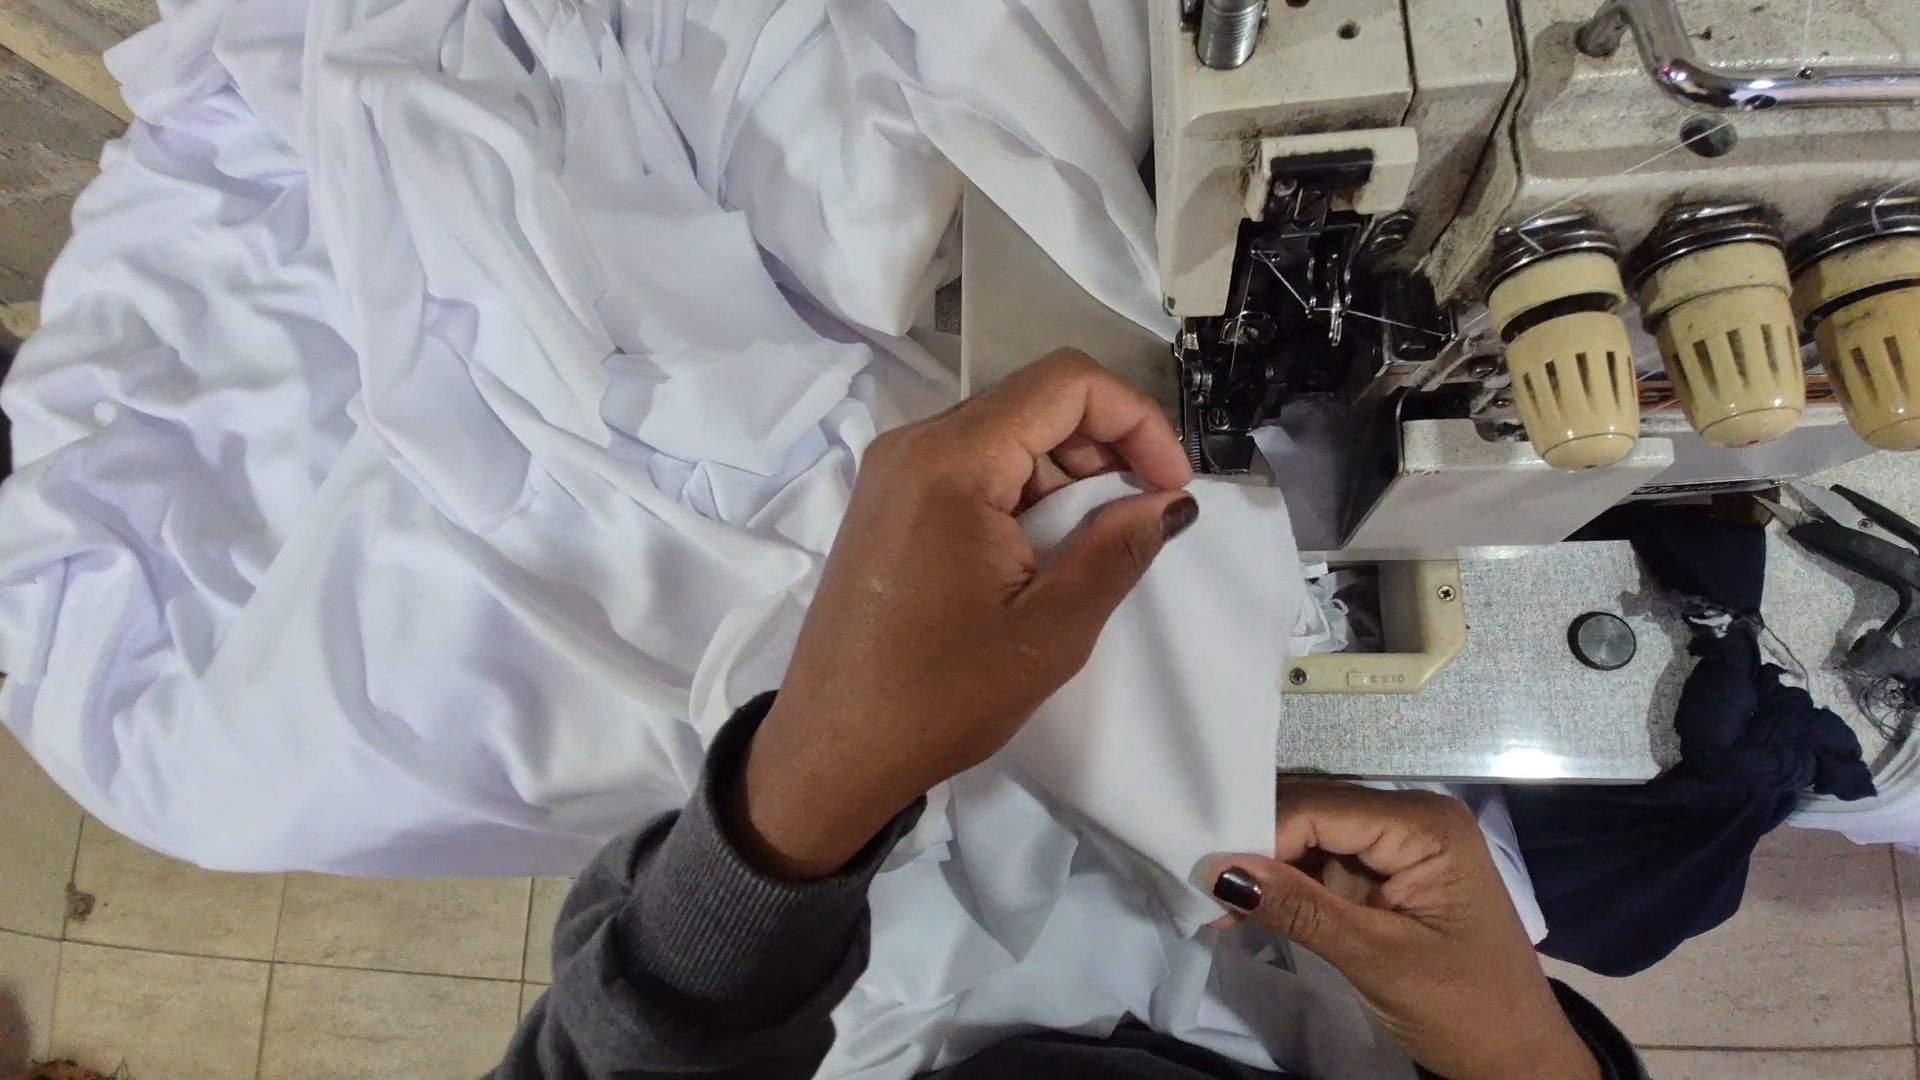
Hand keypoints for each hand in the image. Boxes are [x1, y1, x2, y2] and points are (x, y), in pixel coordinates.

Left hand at [732, 350, 1197, 878]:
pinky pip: (968, 466)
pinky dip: (1020, 489)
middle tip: (1139, 512)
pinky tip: (1038, 546)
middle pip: (1032, 402)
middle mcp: (913, 445)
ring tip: (1091, 539)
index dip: (1135, 418)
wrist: (834, 749)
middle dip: (1104, 444)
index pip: (1065, 382)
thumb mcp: (1051, 629)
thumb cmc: (940, 697)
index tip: (1171, 483)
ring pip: (1002, 433)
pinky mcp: (886, 501)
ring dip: (1064, 471)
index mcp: (951, 460)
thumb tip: (1171, 502)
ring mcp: (892, 472)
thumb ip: (1118, 549)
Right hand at [1208, 782, 1599, 1079]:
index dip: (1264, 837)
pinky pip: (1318, 856)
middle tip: (1205, 882)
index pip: (1319, 809)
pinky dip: (1283, 882)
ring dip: (1263, 866)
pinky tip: (1248, 904)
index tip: (1214, 876)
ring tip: (1218, 899)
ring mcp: (1394, 839)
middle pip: (1309, 812)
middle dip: (1257, 847)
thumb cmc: (1467, 1013)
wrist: (1520, 1067)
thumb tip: (1217, 870)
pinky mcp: (1381, 865)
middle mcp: (1407, 815)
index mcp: (1423, 824)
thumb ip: (1298, 909)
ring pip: (1306, 832)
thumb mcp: (1377, 961)